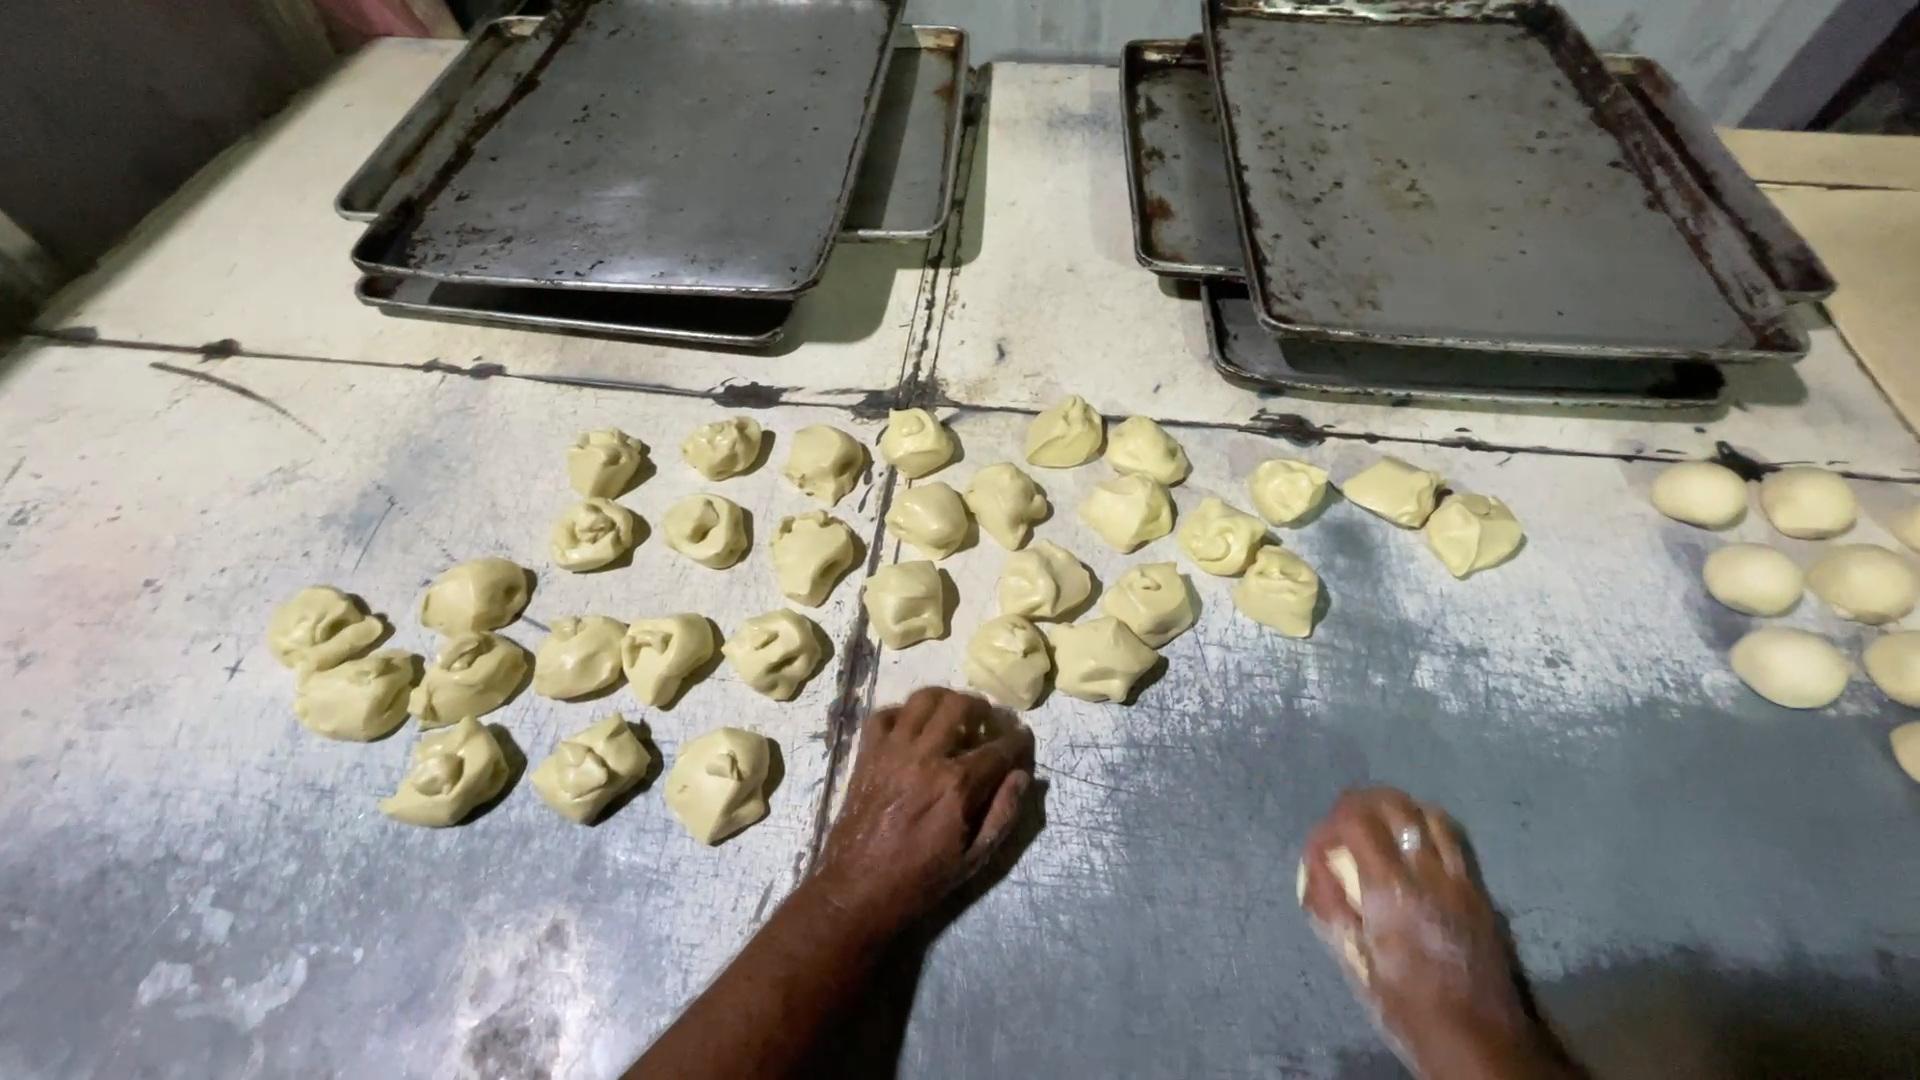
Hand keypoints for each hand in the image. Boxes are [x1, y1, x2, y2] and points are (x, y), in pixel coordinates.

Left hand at [812, 687, 1034, 930]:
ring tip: (953, 712)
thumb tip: (1023, 776)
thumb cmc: (919, 881)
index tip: (1023, 737)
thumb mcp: (974, 860)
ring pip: (923, 699)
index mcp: (956, 786)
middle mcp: (925, 757)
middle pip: (960, 706)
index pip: (998, 748)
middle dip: (982, 707)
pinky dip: (902, 713)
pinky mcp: (866, 753)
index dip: (1017, 740)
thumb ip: (1003, 814)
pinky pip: (885, 714)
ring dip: (944, 699)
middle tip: (987, 719)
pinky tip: (911, 727)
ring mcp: (892, 751)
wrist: (856, 890)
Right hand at [1301, 788, 1577, 1079]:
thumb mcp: (1353, 961)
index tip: (1322, 843)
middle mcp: (1428, 873)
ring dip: (1398, 812)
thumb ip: (1329, 905)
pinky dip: (1427, 830)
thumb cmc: (1406, 1005)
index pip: (1356, 818)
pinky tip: (1415, 850)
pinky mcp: (1480, 892)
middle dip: (1362, 803)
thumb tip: (1314, 864)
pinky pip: (1451, 840)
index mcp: (1390, 888)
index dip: (1332, 820)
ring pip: (1429, 814)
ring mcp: (1460, 879)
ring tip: (1381, 829)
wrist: (1481, 1041)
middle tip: (1345, 822)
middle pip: (1395, 804)